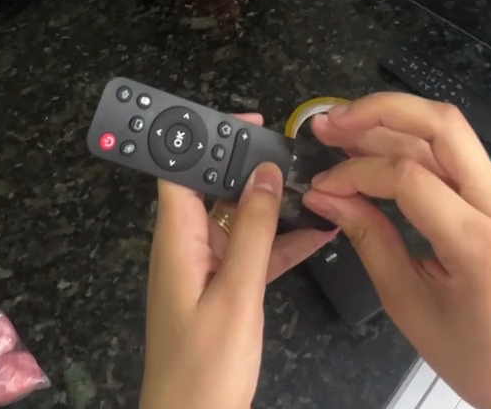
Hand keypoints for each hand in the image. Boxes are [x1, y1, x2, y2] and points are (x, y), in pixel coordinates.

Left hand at [141, 114, 336, 408]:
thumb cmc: (204, 369)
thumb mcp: (236, 294)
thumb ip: (252, 230)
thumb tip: (264, 172)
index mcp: (176, 237)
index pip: (179, 166)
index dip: (203, 136)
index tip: (243, 122)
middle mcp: (185, 244)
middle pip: (212, 185)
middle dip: (245, 163)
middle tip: (286, 149)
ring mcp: (203, 267)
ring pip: (235, 217)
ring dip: (267, 202)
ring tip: (307, 182)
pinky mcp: (220, 290)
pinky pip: (249, 252)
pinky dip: (276, 241)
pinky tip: (314, 231)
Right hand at [304, 94, 490, 408]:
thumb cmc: (471, 353)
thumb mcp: (407, 304)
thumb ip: (368, 238)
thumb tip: (324, 195)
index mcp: (479, 244)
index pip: (410, 178)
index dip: (358, 172)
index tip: (322, 185)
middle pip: (442, 125)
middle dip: (380, 111)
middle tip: (331, 122)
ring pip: (446, 128)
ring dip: (390, 118)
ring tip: (340, 125)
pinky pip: (449, 149)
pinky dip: (406, 137)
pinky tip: (371, 143)